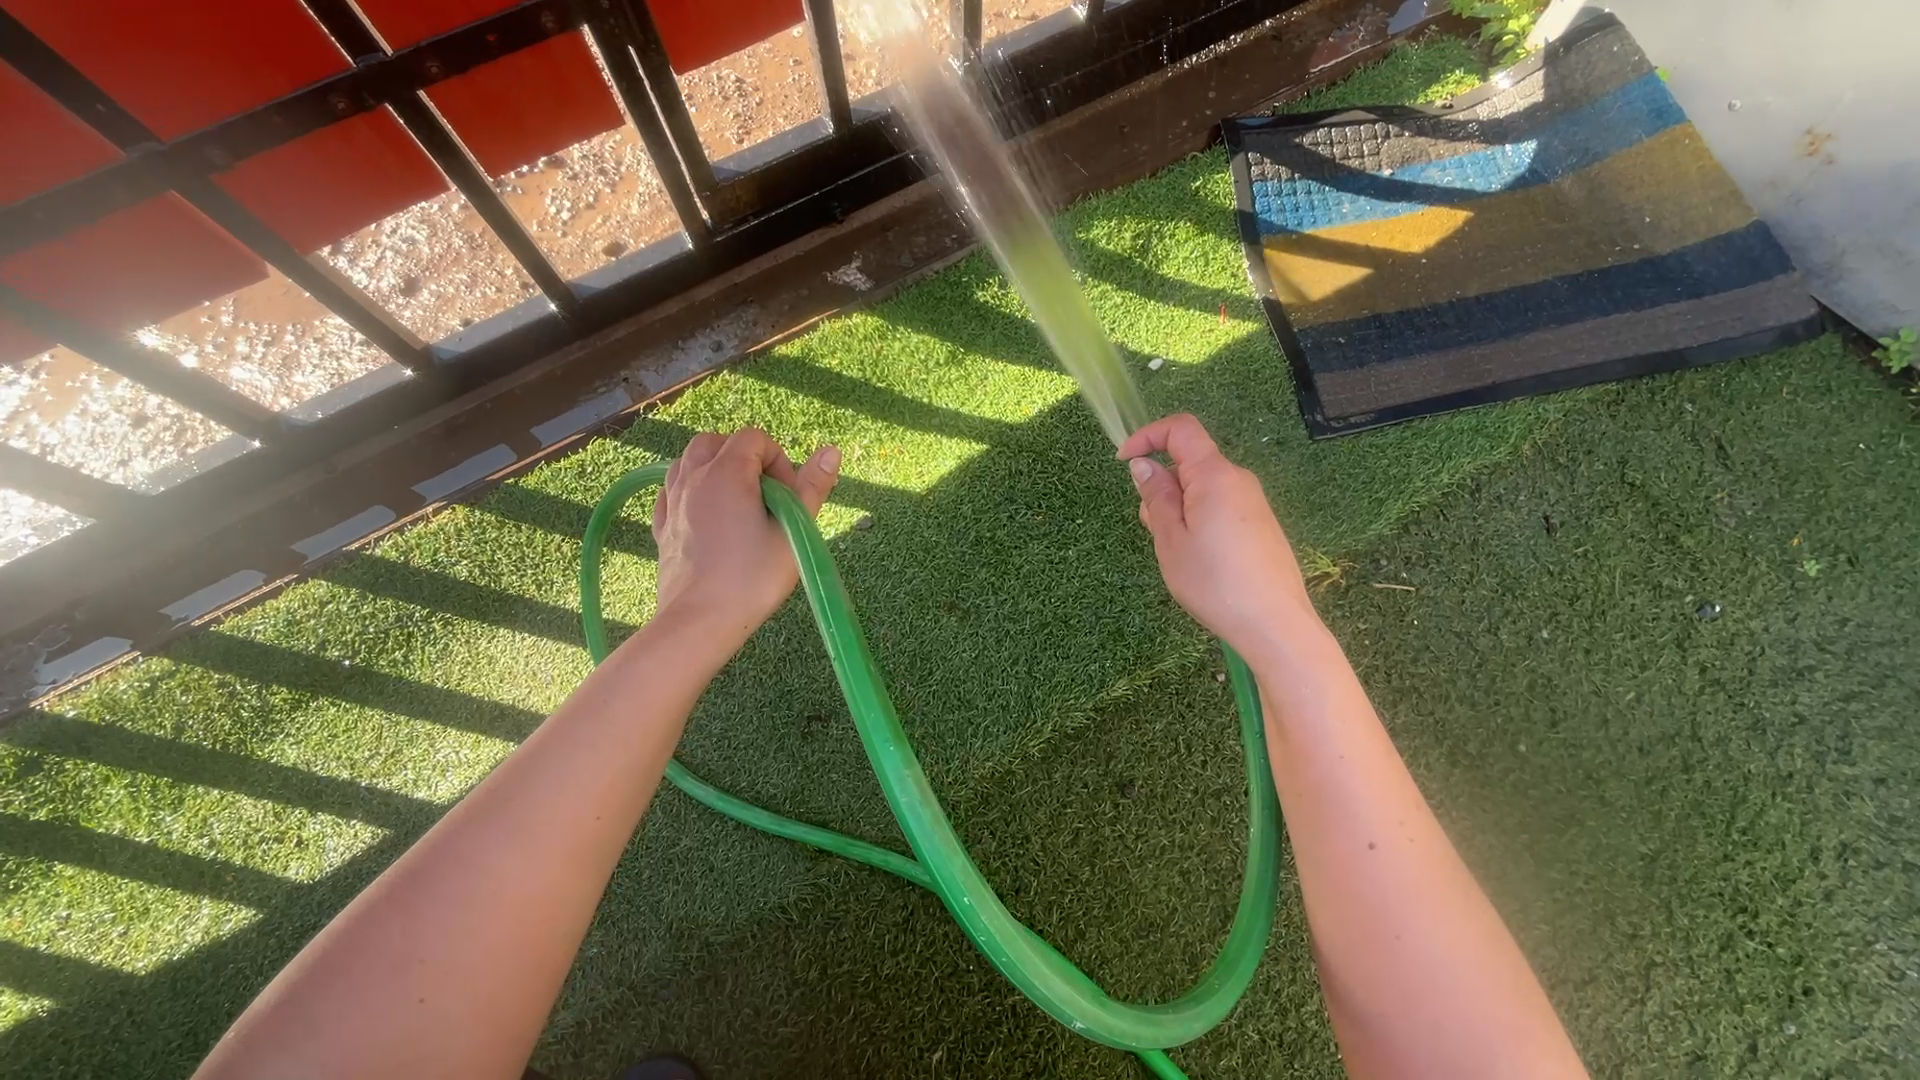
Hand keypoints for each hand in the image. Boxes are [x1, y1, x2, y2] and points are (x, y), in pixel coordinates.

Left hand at [652, 428, 839, 643]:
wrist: (700, 621)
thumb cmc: (753, 577)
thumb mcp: (793, 531)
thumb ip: (812, 487)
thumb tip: (832, 450)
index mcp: (726, 472)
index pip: (755, 438)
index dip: (778, 461)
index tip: (787, 498)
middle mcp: (693, 477)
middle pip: (716, 442)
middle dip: (744, 459)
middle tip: (764, 498)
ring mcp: (672, 501)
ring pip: (688, 461)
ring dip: (715, 470)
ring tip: (737, 505)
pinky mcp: (661, 527)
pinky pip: (672, 490)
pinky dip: (691, 491)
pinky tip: (707, 516)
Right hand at [1117, 414, 1314, 654]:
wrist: (1273, 623)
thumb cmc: (1213, 581)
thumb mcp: (1171, 539)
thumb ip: (1156, 497)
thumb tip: (1144, 465)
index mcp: (1214, 475)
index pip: (1181, 429)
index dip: (1147, 436)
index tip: (1123, 462)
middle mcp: (1238, 479)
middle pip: (1190, 463)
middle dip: (1161, 485)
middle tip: (1153, 529)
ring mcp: (1253, 502)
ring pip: (1202, 488)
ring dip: (1178, 507)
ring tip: (1177, 553)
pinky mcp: (1260, 524)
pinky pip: (1219, 506)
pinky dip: (1198, 520)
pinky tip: (1200, 560)